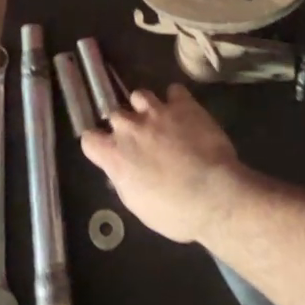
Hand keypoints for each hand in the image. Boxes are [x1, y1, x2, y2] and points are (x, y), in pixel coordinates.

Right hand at [80, 85, 248, 244]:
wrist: (215, 197)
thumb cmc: (175, 213)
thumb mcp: (138, 206)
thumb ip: (123, 181)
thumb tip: (118, 171)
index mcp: (115, 154)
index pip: (89, 138)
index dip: (98, 144)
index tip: (107, 150)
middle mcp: (130, 127)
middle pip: (114, 113)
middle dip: (124, 124)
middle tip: (138, 138)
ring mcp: (156, 111)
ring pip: (140, 95)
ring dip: (145, 107)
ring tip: (158, 120)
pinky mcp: (183, 104)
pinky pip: (174, 91)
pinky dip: (177, 100)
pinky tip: (183, 112)